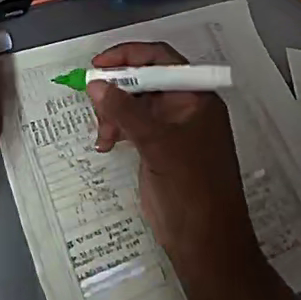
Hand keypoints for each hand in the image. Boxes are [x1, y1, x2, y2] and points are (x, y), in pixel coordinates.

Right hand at [88, 42, 263, 270]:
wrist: (205, 243)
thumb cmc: (192, 187)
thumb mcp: (158, 143)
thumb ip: (125, 111)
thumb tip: (95, 84)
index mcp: (196, 96)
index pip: (161, 59)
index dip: (129, 56)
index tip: (99, 65)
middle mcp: (184, 106)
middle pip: (144, 80)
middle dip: (117, 89)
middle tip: (94, 103)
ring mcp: (171, 128)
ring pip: (133, 103)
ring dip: (112, 112)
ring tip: (103, 135)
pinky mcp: (158, 147)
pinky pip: (131, 125)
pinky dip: (115, 129)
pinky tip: (106, 143)